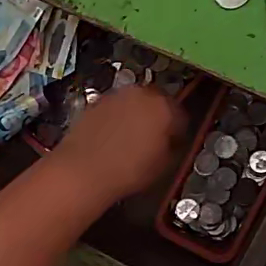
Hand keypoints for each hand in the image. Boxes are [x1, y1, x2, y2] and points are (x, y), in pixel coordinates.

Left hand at [48, 85, 184, 202]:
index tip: (175, 141)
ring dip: (137, 115)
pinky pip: (115, 108)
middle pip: (157, 102)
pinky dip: (117, 118)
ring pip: (135, 102)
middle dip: (158, 118)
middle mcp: (141, 94)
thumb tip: (170, 141)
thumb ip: (172, 146)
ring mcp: (116, 95)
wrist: (84, 171)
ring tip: (132, 139)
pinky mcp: (96, 102)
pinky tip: (114, 137)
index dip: (179, 131)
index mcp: (164, 107)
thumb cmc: (127, 171)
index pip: (181, 115)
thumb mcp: (163, 164)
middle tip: (155, 139)